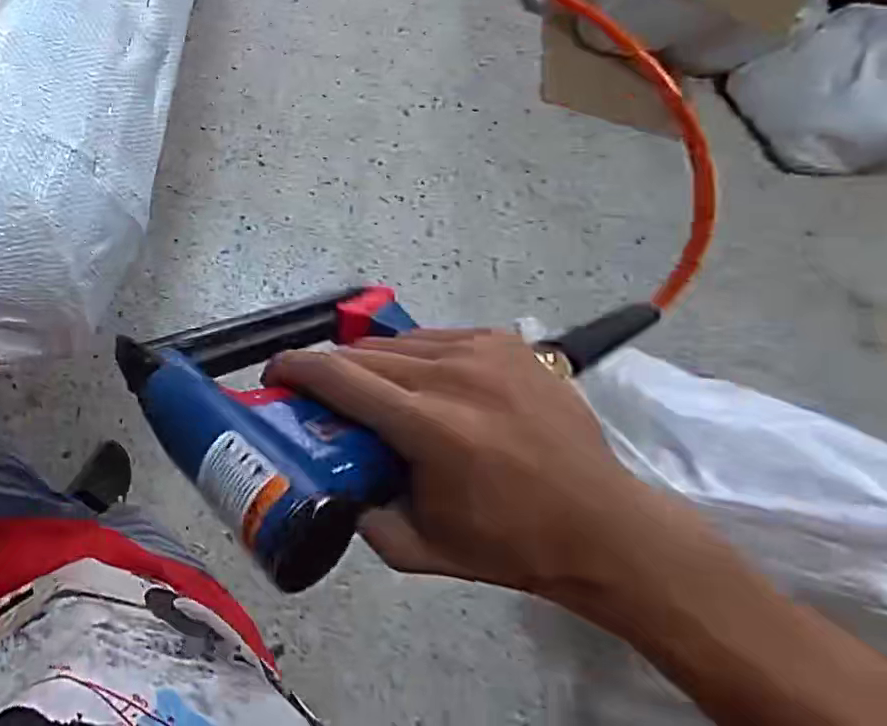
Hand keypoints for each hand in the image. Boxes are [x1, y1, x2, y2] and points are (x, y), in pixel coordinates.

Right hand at [265, 329, 679, 601]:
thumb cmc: (513, 543)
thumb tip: (321, 480)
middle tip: (326, 401)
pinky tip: (426, 385)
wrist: (611, 529)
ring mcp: (483, 352)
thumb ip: (357, 514)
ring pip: (391, 342)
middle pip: (356, 354)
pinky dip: (413, 357)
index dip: (292, 368)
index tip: (275, 377)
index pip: (335, 375)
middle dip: (329, 373)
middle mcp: (453, 377)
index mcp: (430, 427)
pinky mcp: (504, 342)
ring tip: (379, 395)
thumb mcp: (419, 548)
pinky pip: (430, 337)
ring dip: (371, 365)